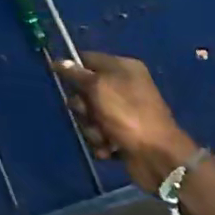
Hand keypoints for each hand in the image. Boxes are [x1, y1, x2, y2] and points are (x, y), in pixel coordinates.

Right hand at [58, 52, 198, 192]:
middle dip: (83, 106)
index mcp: (123, 68)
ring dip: (92, 128)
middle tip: (88, 113)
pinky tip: (109, 148)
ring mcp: (125, 112)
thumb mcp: (99, 88)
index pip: (89, 59)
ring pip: (91, 115)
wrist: (157, 156)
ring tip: (103, 136)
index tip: (57, 77)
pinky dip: (102, 142)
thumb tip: (60, 61)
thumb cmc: (127, 114)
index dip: (72, 68)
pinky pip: (100, 134)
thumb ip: (77, 74)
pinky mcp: (124, 134)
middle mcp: (124, 86)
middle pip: (87, 90)